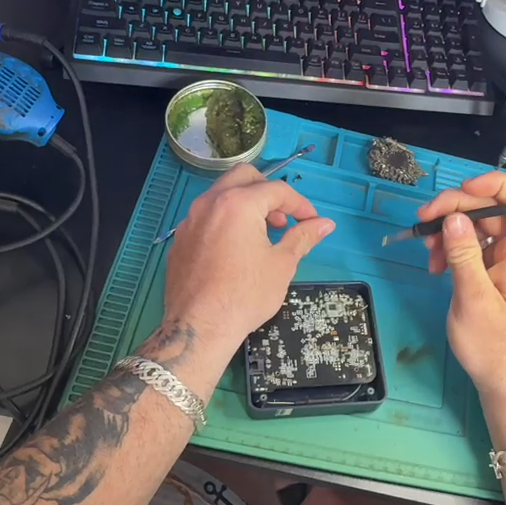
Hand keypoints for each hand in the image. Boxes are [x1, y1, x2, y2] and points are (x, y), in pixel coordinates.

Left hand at [161, 163, 335, 361]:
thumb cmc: (246, 294)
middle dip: (268, 192)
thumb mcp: (282, 264)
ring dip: (246, 204)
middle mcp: (210, 203)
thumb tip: (325, 223)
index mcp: (239, 203)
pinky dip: (225, 221)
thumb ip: (303, 236)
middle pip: (244, 177)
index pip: (277, 190)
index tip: (312, 222)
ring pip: (222, 195)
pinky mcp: (180, 239)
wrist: (199, 326)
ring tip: (261, 235)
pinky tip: (235, 250)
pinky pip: (206, 217)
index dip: (300, 204)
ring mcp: (190, 220)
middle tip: (282, 219)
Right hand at [420, 172, 505, 411]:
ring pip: (480, 226)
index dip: (496, 184)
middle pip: (494, 209)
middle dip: (457, 208)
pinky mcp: (496, 272)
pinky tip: (437, 264)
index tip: (462, 188)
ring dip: (450, 230)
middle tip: (424, 220)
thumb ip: (464, 256)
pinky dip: (454, 248)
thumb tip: (453, 218)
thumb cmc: (495, 347)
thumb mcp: (474, 301)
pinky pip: (476, 246)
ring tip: (428, 251)